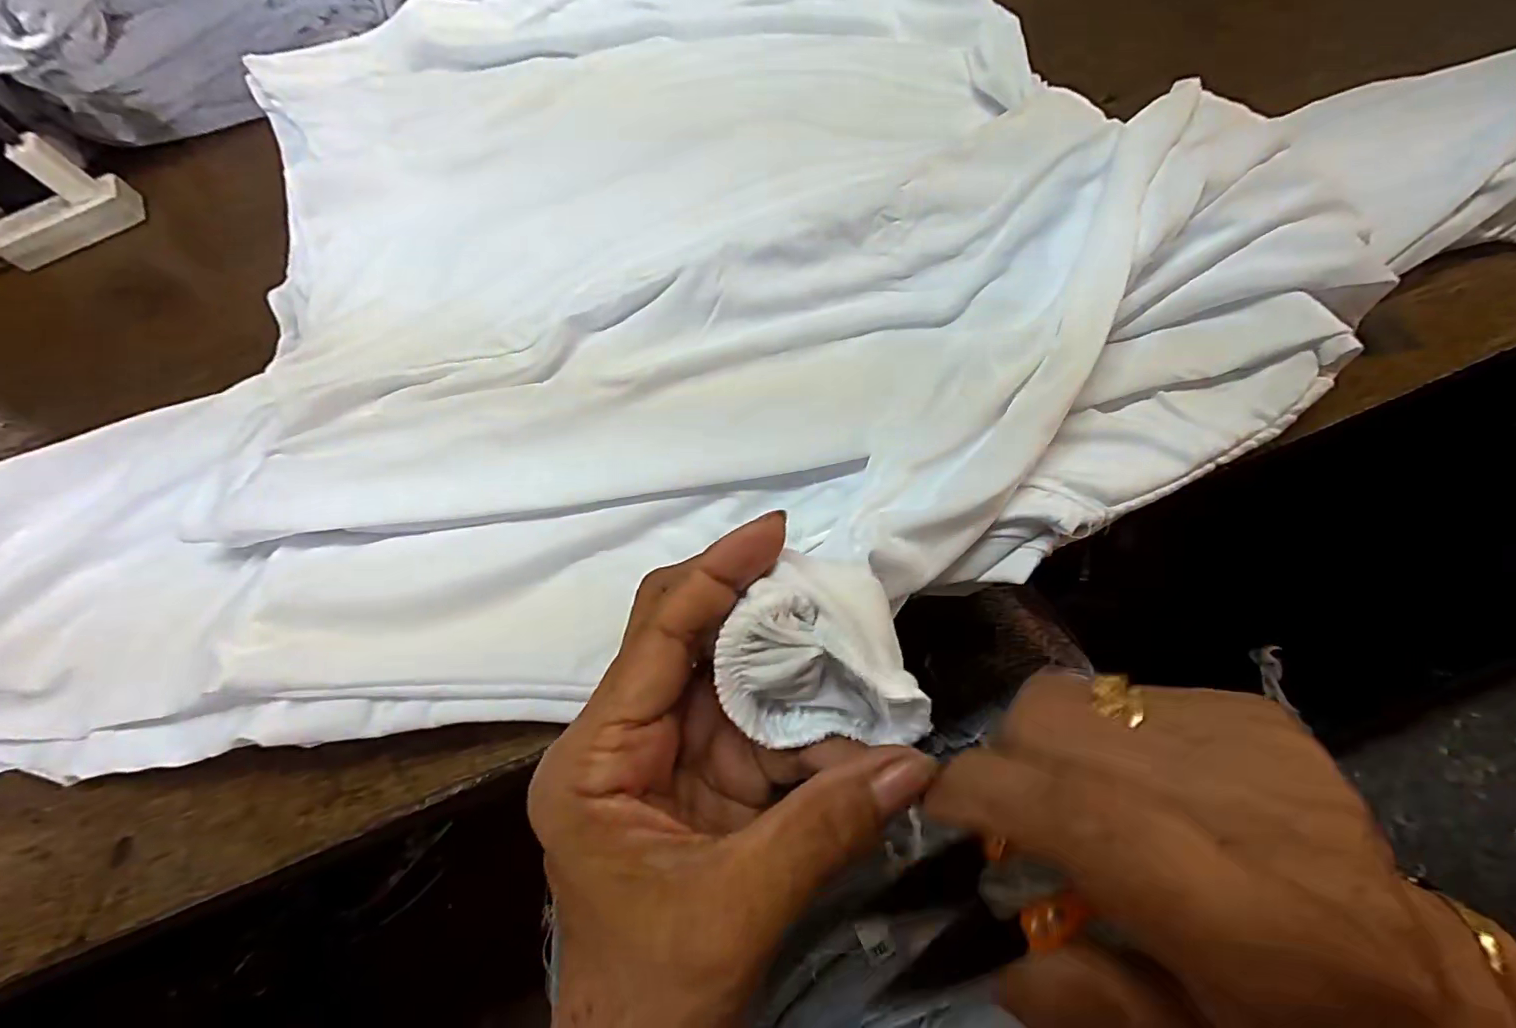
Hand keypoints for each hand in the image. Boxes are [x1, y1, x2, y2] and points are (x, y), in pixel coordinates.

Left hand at [528, 512, 937, 1027]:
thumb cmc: (654, 993)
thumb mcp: (736, 907)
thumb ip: (826, 829)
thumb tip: (916, 766)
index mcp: (599, 759)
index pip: (657, 636)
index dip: (714, 575)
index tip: (772, 533)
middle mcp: (630, 739)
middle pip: (694, 640)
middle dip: (760, 609)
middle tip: (824, 585)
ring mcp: (675, 756)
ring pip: (739, 679)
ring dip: (797, 668)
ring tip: (854, 649)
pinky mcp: (714, 778)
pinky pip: (767, 726)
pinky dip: (813, 721)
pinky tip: (855, 723)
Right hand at [923, 674, 1515, 1027]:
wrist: (1436, 981)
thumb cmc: (1303, 1024)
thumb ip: (1085, 1001)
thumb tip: (998, 960)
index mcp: (1204, 893)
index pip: (1057, 802)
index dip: (980, 793)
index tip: (940, 806)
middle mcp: (1217, 789)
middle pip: (1056, 717)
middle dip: (1009, 754)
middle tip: (1019, 810)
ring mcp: (1242, 735)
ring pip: (1087, 692)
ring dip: (1055, 738)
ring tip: (1078, 792)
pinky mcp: (1258, 712)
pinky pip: (1138, 696)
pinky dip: (1111, 734)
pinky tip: (1148, 784)